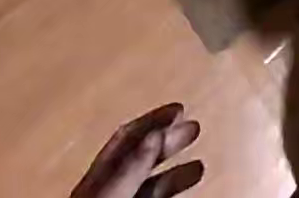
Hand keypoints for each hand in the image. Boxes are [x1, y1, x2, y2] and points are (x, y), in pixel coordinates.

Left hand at [69, 103, 202, 197]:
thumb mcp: (111, 195)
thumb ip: (132, 168)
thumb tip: (155, 133)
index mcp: (99, 179)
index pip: (127, 139)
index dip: (153, 120)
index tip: (180, 109)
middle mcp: (109, 193)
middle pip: (142, 161)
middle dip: (169, 144)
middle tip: (195, 129)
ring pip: (151, 190)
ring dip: (176, 177)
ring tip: (200, 167)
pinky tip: (186, 197)